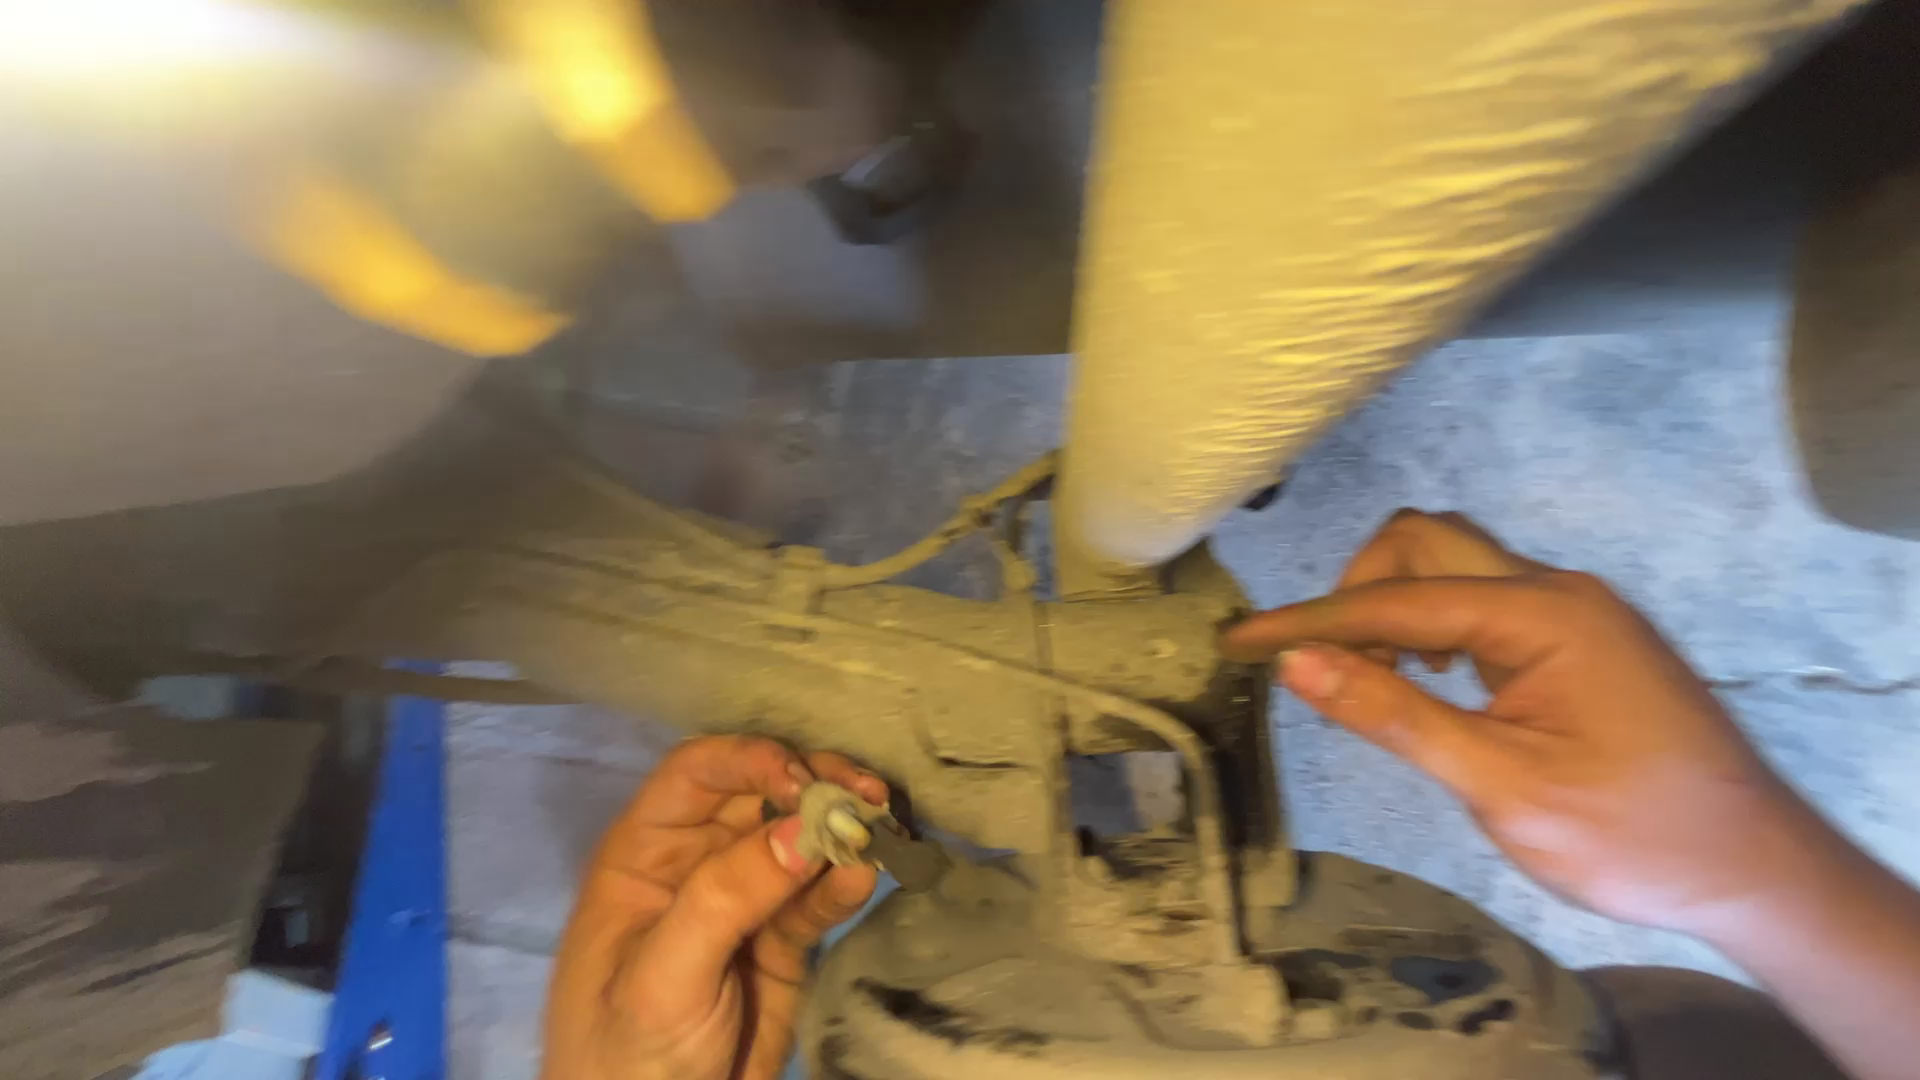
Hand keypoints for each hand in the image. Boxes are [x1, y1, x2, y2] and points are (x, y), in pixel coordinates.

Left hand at [542, 735, 888, 1079]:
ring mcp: (744, 896)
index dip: (750, 760)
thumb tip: (805, 828)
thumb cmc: (626, 1062)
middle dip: (814, 783)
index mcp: (647, 852)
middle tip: (864, 792)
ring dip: (841, 824)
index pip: (698, 772)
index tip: (800, 781)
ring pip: (799, 836)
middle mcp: (697, 859)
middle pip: (762, 792)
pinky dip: (844, 881)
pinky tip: (866, 876)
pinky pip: (818, 894)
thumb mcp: (663, 979)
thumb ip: (728, 897)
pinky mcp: (782, 936)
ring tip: (882, 822)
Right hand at [1219, 510, 1834, 933]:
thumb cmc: (1630, 838)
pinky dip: (1420, 620)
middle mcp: (1550, 587)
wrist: (1758, 875)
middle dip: (1354, 592)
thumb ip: (1392, 714)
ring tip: (1378, 678)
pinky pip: (1467, 591)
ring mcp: (1562, 603)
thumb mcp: (1499, 785)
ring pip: (1441, 559)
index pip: (1391, 602)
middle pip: (1418, 540)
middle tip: (1334, 665)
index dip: (1305, 622)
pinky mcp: (1564, 627)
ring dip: (1387, 605)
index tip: (1238, 642)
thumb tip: (1294, 663)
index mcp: (1540, 615)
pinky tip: (1427, 676)